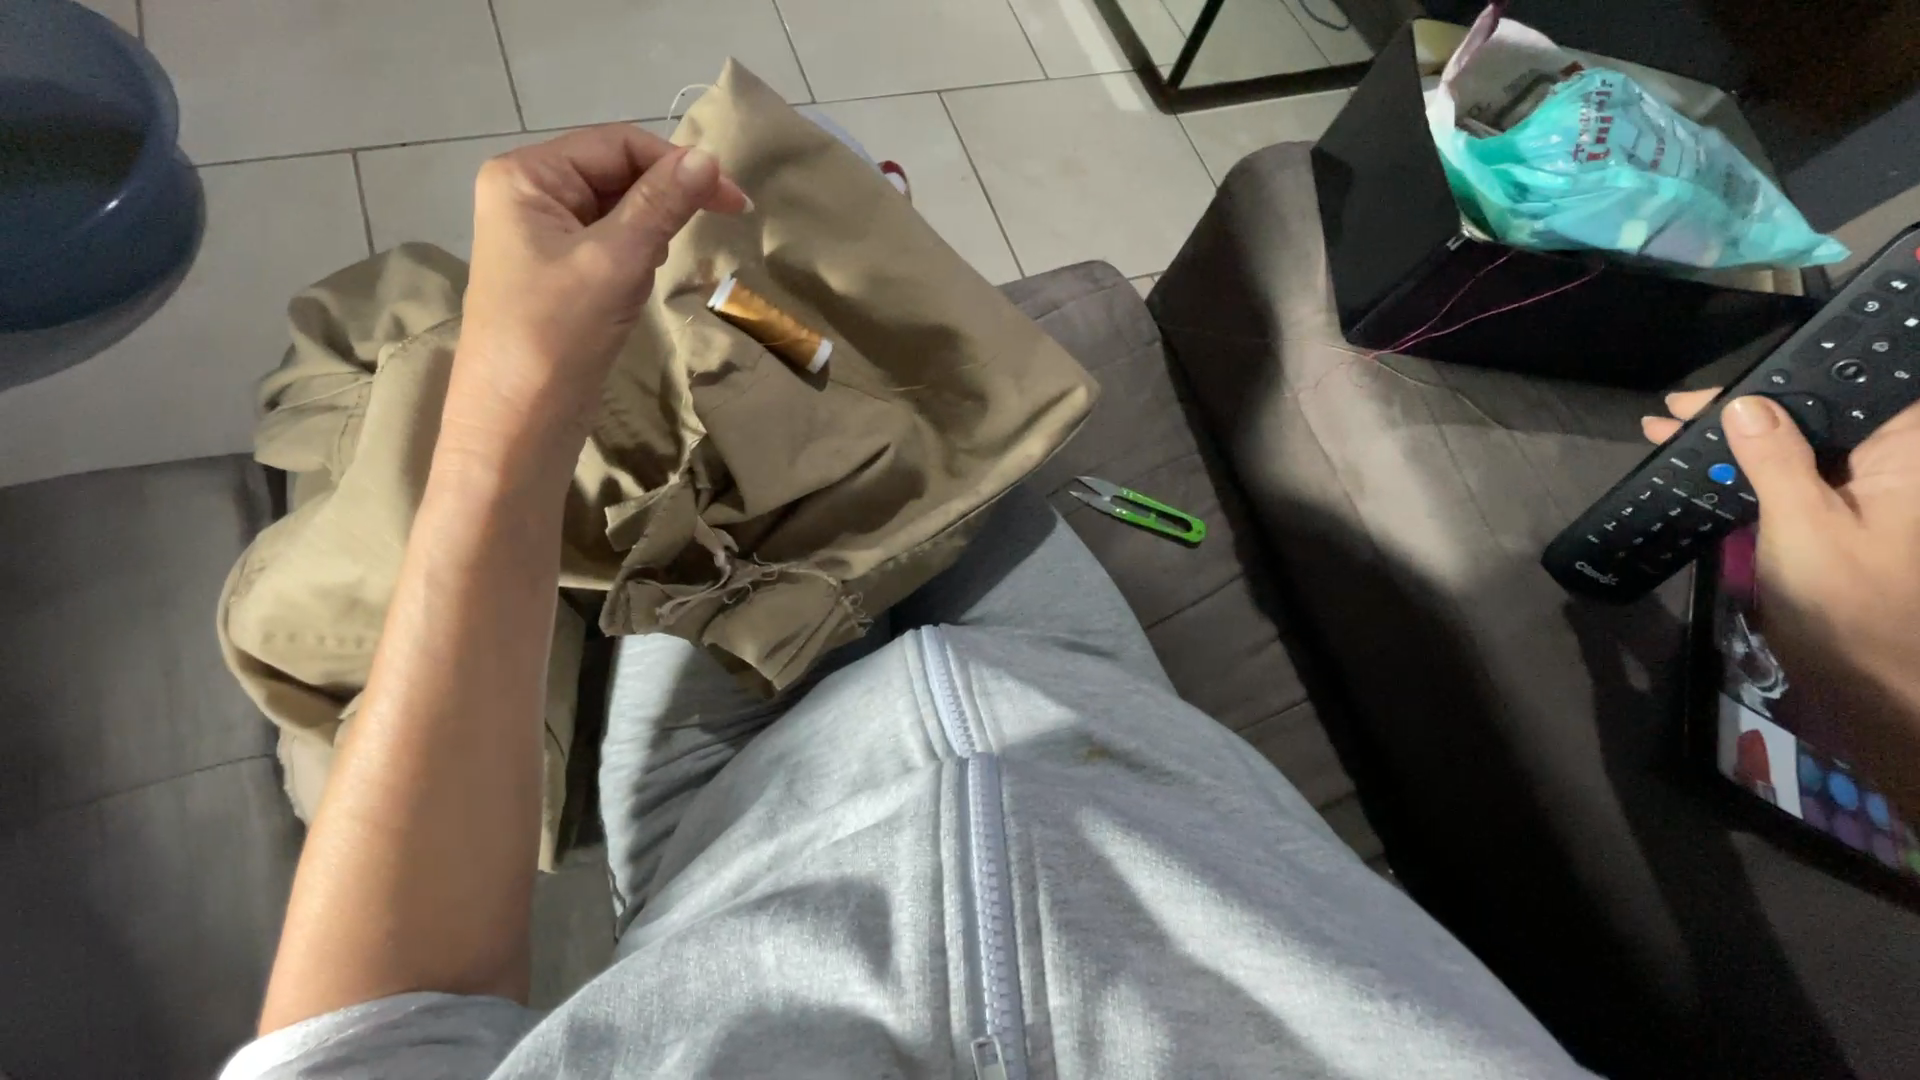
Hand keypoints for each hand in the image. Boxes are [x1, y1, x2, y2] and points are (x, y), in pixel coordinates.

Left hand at [445, 125, 748, 469]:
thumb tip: (708, 158)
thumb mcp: (616, 260)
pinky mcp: (559, 274)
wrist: (521, 417)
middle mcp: (529, 195)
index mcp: (526, 176)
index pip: (616, 144)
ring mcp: (542, 236)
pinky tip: (645, 276)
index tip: (734, 201)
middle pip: (616, 172)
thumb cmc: (559, 332)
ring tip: (664, 261)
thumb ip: (662, 204)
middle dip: (666, 196)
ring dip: (653, 227)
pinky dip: (638, 253)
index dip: (678, 164)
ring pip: (617, 210)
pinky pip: (610, 243)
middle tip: (722, 223)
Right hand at [1644, 391, 1919, 793]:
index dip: (1797, 377)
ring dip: (1738, 435)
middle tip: (1681, 408)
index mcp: (1910, 455)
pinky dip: (1744, 466)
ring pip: (1798, 443)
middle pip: (1823, 414)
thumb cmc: (1848, 596)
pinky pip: (1789, 475)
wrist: (1871, 673)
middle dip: (1752, 405)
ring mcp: (1864, 493)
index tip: (1732, 382)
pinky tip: (1699, 463)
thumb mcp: (1805, 523)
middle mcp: (1893, 465)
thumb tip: (1746, 405)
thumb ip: (1777, 460)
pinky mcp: (1835, 518)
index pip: (1860, 391)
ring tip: (1671, 429)